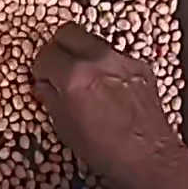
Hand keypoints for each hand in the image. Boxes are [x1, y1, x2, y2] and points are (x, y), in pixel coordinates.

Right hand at [31, 23, 187, 188]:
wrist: (147, 156)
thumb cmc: (103, 148)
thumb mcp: (64, 127)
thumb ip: (50, 98)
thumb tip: (43, 85)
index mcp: (74, 76)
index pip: (46, 54)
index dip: (39, 68)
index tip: (41, 78)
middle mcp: (98, 60)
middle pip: (68, 32)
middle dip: (57, 48)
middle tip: (56, 68)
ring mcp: (122, 60)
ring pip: (92, 41)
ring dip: (81, 55)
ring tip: (81, 79)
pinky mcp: (139, 66)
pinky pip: (114, 56)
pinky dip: (104, 66)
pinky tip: (105, 88)